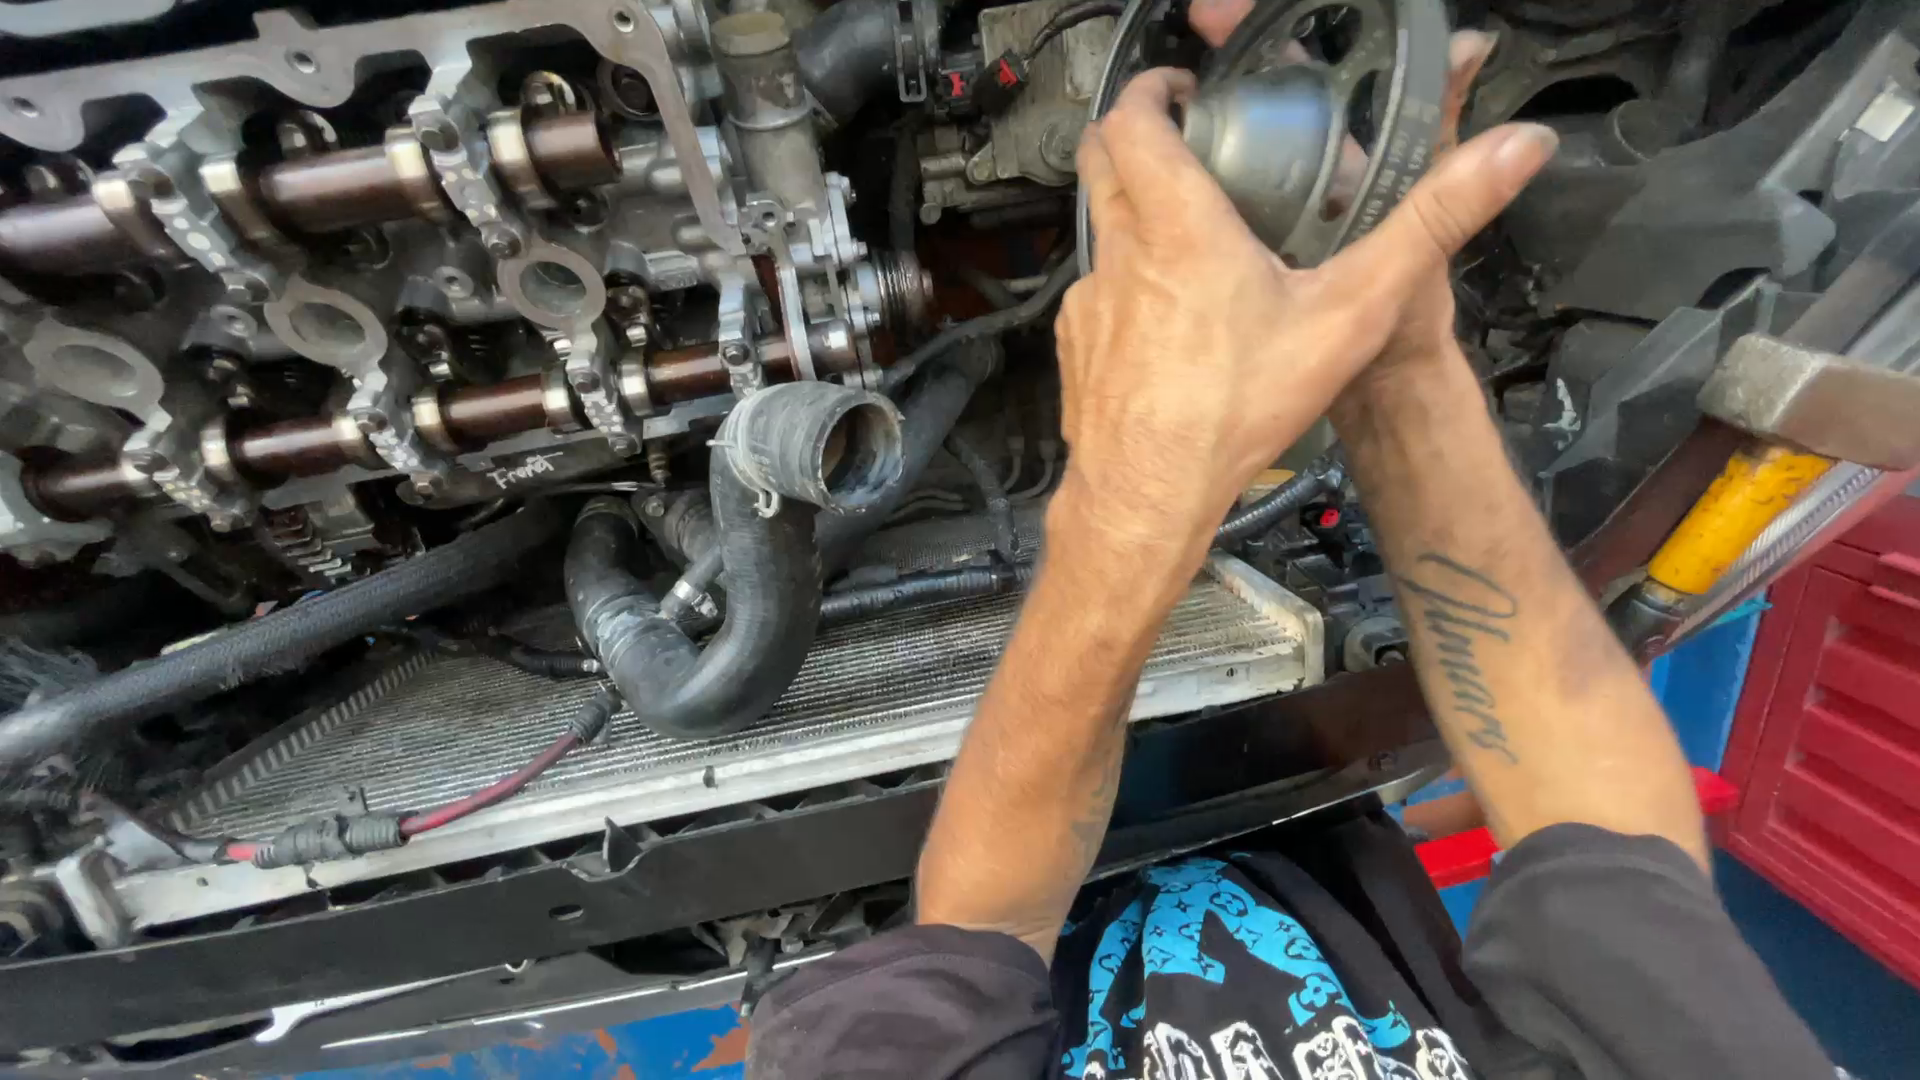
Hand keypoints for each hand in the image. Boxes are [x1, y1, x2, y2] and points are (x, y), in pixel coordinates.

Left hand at [1050, 25, 1555, 560]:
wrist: (1150, 491)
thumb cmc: (1236, 409)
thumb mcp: (1348, 315)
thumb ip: (1428, 224)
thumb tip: (1515, 149)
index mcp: (1175, 225)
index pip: (1131, 120)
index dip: (1151, 91)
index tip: (1181, 93)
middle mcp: (1117, 254)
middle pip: (1100, 163)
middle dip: (1133, 139)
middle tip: (1184, 148)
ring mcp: (1086, 302)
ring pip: (1099, 232)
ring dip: (1133, 218)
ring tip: (1188, 245)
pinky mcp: (1075, 345)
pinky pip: (1093, 294)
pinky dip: (1123, 285)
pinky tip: (1162, 323)